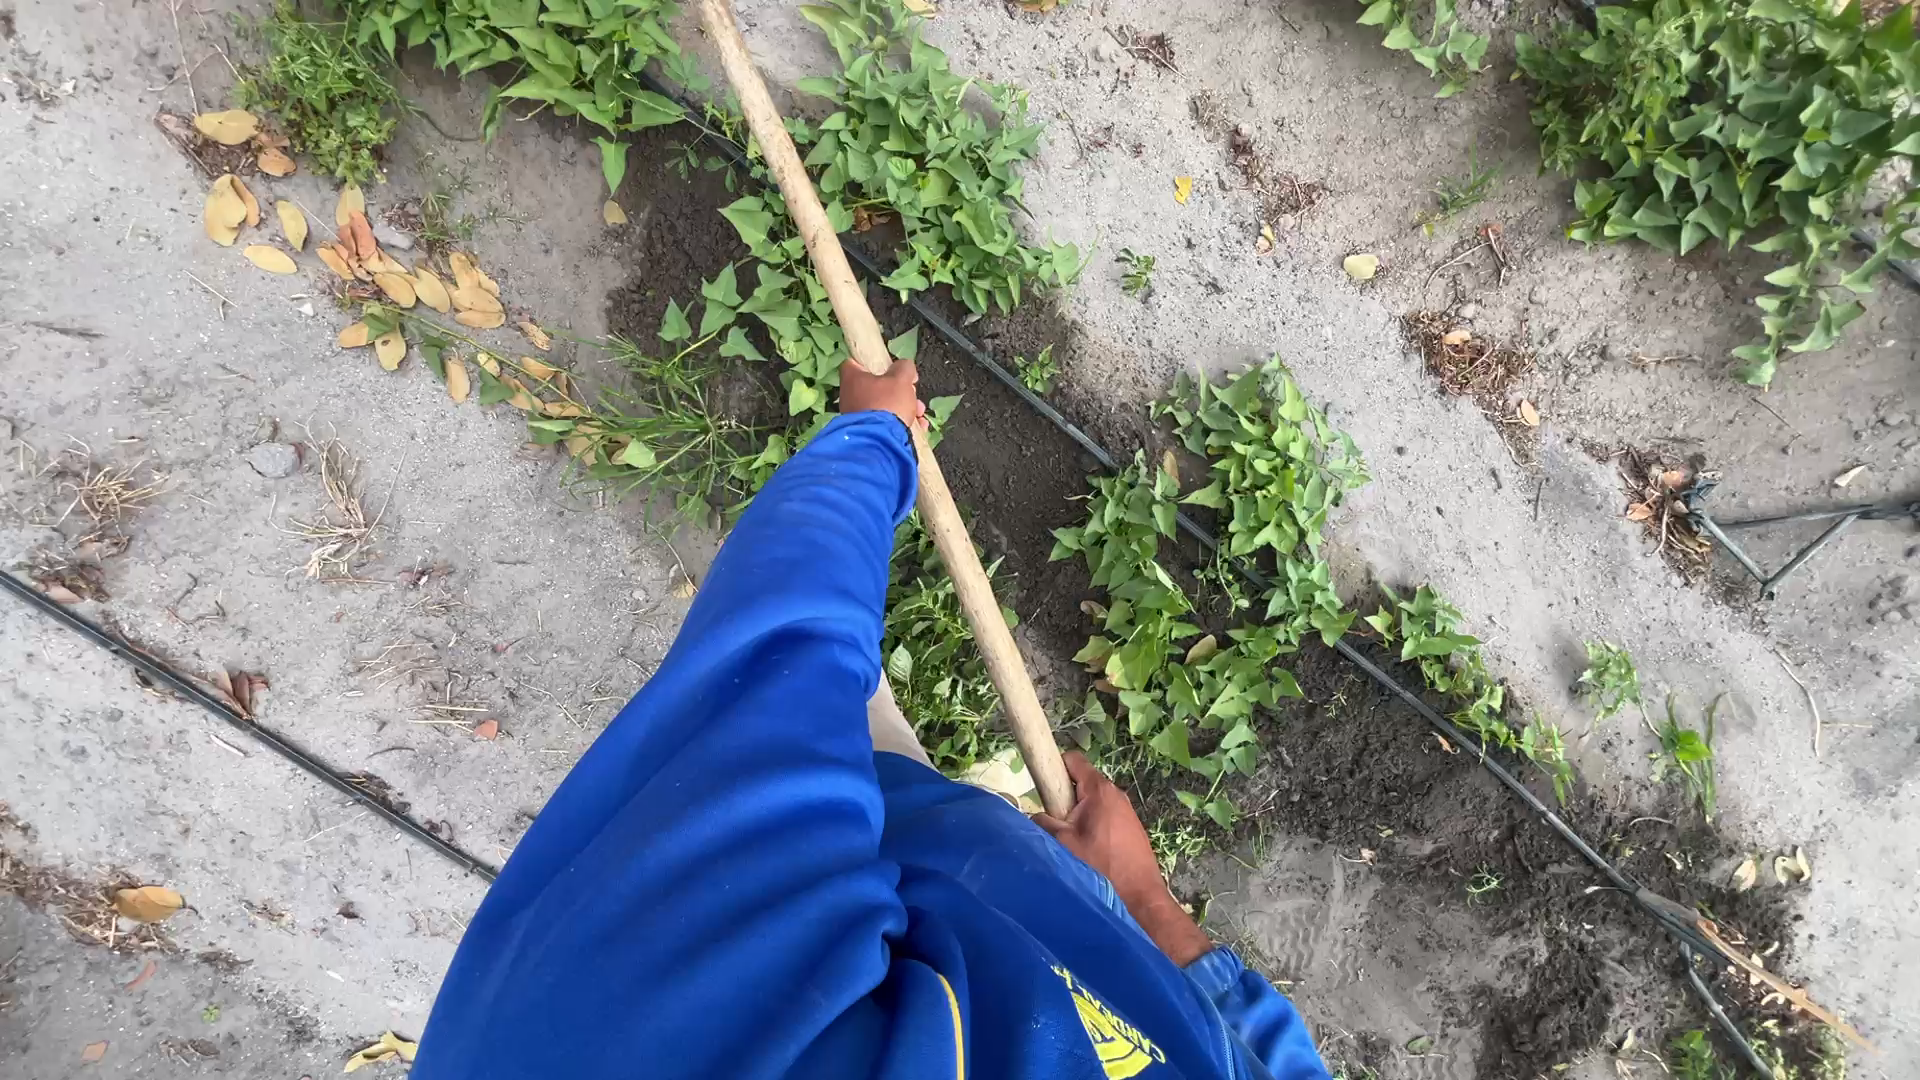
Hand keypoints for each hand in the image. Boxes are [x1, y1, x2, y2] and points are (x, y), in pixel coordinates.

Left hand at [838, 358, 924, 430]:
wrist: (880, 442)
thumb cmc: (888, 404)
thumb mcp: (901, 380)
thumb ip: (904, 368)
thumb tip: (904, 367)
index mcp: (852, 378)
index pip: (855, 362)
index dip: (873, 362)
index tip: (889, 367)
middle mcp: (849, 396)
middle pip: (876, 387)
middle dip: (898, 390)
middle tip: (912, 394)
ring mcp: (856, 417)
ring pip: (882, 406)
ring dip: (903, 407)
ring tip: (919, 414)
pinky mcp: (865, 433)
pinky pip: (884, 424)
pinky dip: (899, 423)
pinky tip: (917, 427)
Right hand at [1033, 752, 1213, 965]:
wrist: (1140, 900)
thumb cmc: (1100, 867)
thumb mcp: (1062, 843)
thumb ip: (1042, 822)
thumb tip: (1035, 816)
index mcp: (1099, 790)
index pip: (1072, 759)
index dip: (1054, 767)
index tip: (1042, 788)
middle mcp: (1115, 793)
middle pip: (1081, 782)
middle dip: (1065, 798)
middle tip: (1057, 823)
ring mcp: (1126, 810)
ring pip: (1092, 802)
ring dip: (1078, 816)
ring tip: (1073, 842)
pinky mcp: (1131, 827)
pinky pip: (1104, 816)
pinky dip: (1093, 827)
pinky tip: (1091, 852)